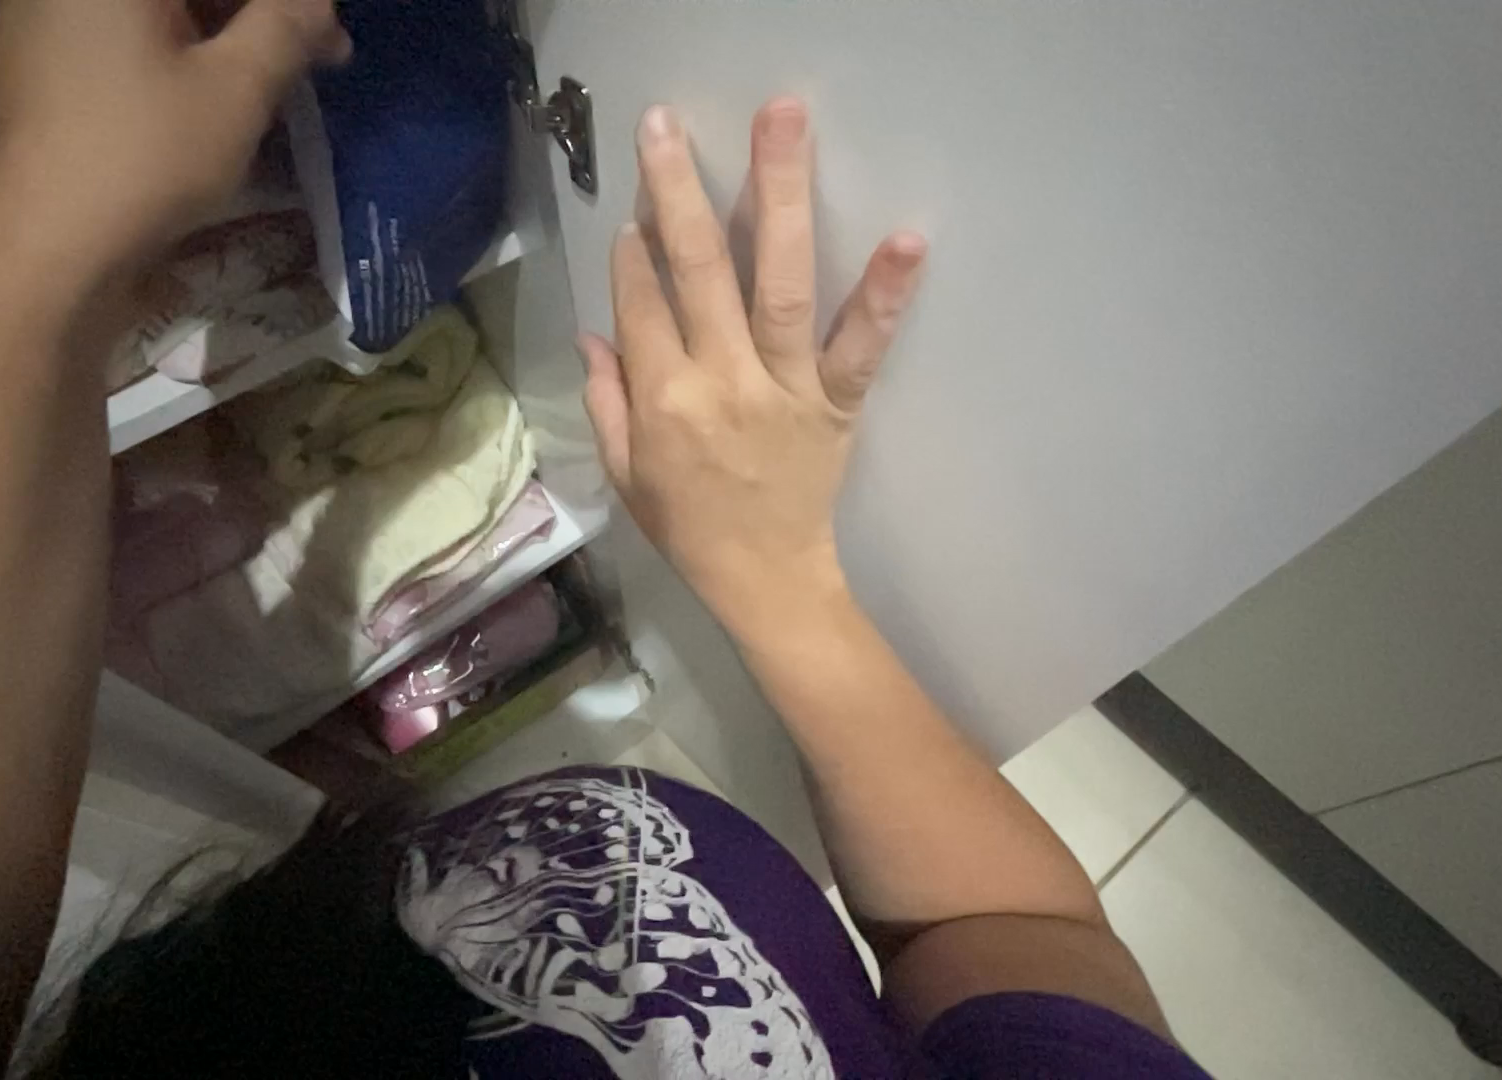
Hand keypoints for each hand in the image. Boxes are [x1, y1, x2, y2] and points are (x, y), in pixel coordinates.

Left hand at [0, 0, 351, 278]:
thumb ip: (282, 31)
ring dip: (222, 37)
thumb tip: (320, 1)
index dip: (285, 6)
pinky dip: (178, 56)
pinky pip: (125, 40)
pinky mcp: (38, 63)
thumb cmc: (148, 157)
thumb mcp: (235, 94)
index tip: (330, 35)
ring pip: (155, 16)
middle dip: (256, 17)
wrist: (50, 241)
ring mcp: (42, 15)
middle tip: (314, 57)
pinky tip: (207, 102)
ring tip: (270, 84)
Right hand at [581, 99, 926, 634]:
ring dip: (778, 197)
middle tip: (666, 123)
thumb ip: (606, 402)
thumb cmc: (689, 529)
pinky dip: (884, 296)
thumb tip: (594, 333)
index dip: (633, 254)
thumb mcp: (626, 475)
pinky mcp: (836, 404)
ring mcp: (784, 388)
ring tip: (782, 119)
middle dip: (676, 191)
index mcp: (662, 403)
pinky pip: (860, 348)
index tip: (634, 210)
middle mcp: (720, 382)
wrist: (762, 577)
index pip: (641, 305)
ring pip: (778, 284)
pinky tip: (907, 239)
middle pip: (697, 272)